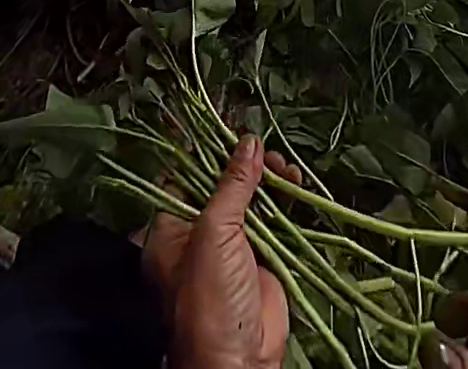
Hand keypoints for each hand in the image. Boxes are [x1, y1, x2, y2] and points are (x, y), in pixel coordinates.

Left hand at [142, 135, 300, 368]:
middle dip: (244, 160)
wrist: (239, 361)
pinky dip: (284, 197)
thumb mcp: (214, 232)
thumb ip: (232, 184)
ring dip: (268, 176)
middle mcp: (199, 228)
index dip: (207, 148)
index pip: (186, 173)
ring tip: (284, 168)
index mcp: (173, 224)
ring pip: (250, 194)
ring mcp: (231, 241)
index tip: (229, 121)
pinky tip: (294, 183)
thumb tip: (248, 141)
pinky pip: (272, 215)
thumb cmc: (209, 295)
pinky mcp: (260, 252)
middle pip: (222, 180)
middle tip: (265, 149)